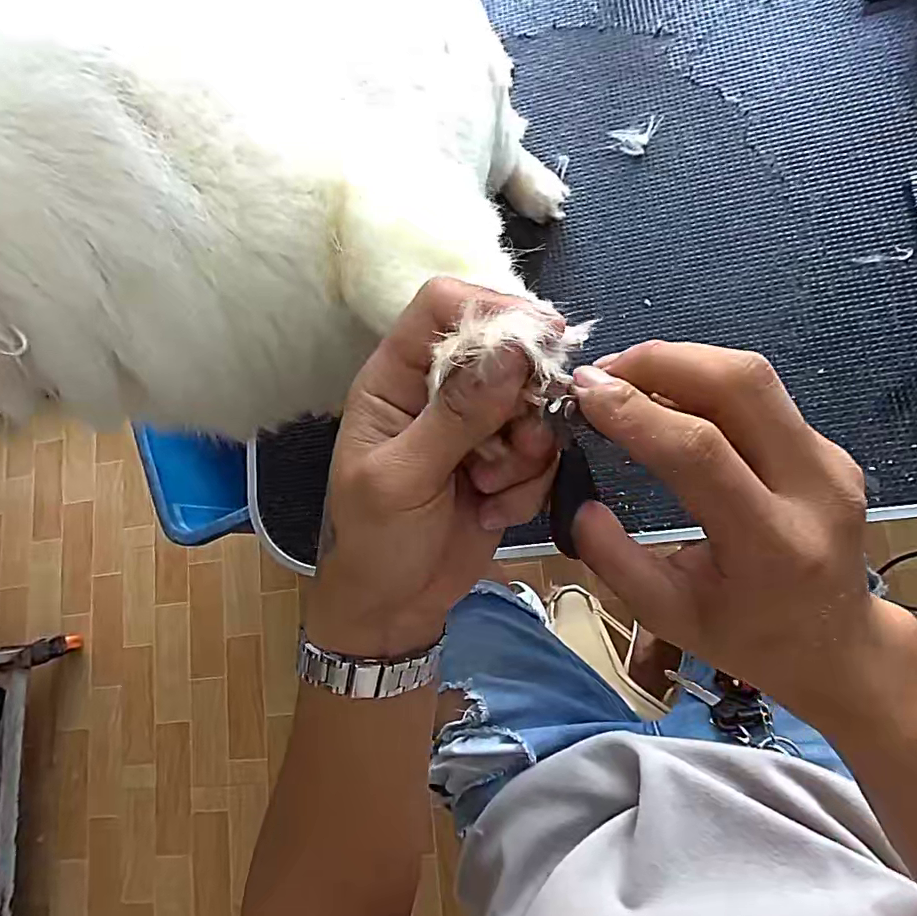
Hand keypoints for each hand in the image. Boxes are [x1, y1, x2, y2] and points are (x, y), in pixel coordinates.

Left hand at [304, 278, 560, 657]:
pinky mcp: (503, 465)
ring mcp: (475, 430)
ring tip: (488, 490)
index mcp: (395, 379)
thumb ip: (457, 415)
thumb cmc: (374, 542)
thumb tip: (512, 351)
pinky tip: (492, 512)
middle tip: (514, 444)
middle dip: (521, 401)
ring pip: (531, 407)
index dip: (494, 311)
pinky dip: (527, 486)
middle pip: (505, 354)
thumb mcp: (404, 478)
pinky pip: (541, 453)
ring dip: (523, 454)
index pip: (444, 307)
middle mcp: (439, 394)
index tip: (543, 341)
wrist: (393, 608)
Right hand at [570, 341, 916, 722]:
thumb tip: (577, 502)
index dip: (636, 412)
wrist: (838, 645)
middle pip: (742, 385)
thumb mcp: (668, 616)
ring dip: (680, 363)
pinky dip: (702, 383)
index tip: (583, 393)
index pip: (701, 451)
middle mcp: (814, 489)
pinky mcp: (827, 449)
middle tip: (601, 373)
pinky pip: (760, 396)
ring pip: (754, 378)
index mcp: (772, 545)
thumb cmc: (748, 639)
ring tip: (623, 380)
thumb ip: (615, 561)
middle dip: (661, 362)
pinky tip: (665, 399)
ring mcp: (829, 461)